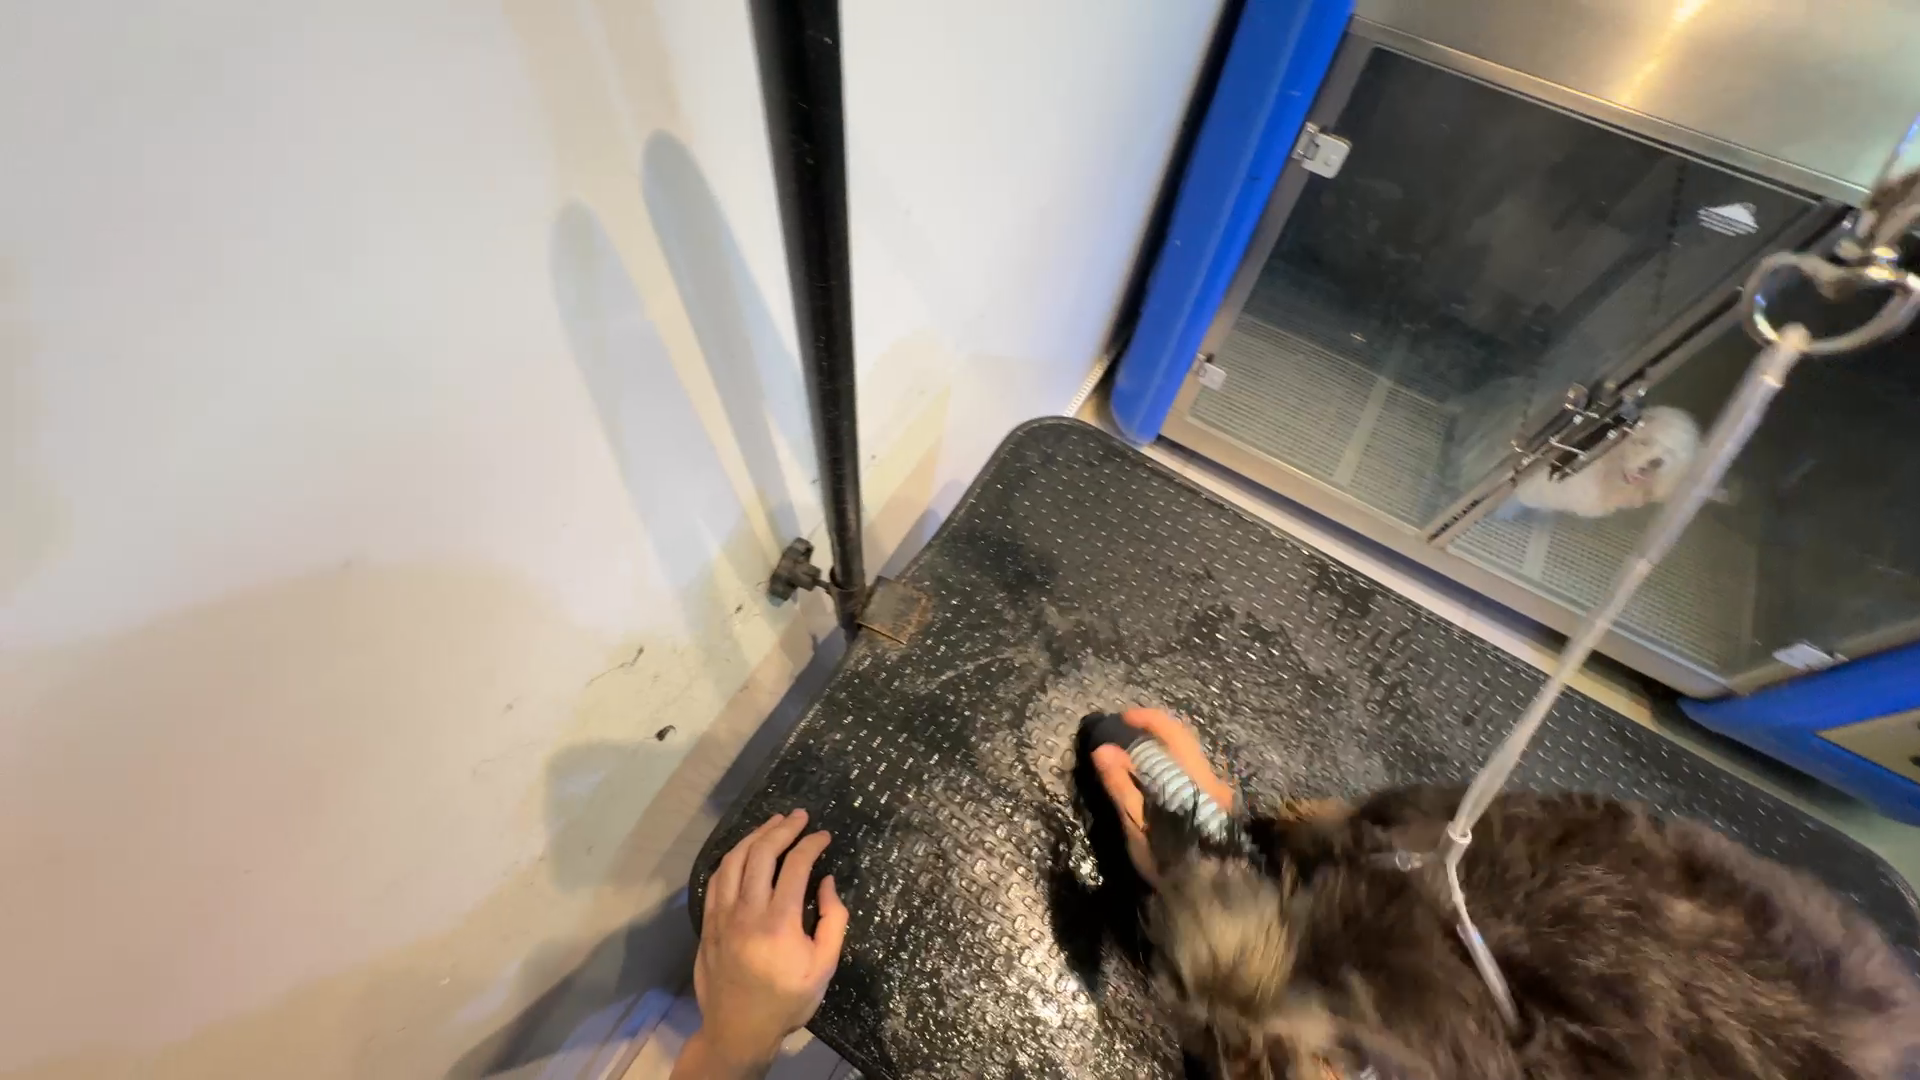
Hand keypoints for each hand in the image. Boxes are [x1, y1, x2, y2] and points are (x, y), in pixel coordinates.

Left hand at [674, 810, 846, 1079]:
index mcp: (779, 922)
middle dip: (783, 827)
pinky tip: (745, 850)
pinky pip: (716, 879)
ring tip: (773, 822)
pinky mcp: (708, 924)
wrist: (738, 1033)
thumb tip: (826, 882)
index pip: (796, 865)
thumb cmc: (787, 1001)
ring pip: (733, 860)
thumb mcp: (824, 967)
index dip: (812, 843)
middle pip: (761, 853)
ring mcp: (723, 916)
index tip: (824, 835)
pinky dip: (732, 857)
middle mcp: (747, 912)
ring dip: (755, 835)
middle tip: (799, 815)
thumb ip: (833, 920)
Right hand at [1089, 709, 1232, 885]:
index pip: (1173, 732)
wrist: (1210, 900)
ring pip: (1186, 756)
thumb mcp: (1139, 827)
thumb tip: (1102, 749)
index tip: (1120, 718)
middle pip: (1181, 740)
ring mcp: (1216, 793)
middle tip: (1122, 733)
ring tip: (1130, 756)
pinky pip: (1187, 772)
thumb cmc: (1172, 862)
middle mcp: (1212, 779)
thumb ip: (1121, 786)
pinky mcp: (1214, 806)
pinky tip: (1148, 778)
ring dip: (1158, 748)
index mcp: (1196, 779)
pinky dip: (1166, 766)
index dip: (1146, 718)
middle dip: (1151, 730)